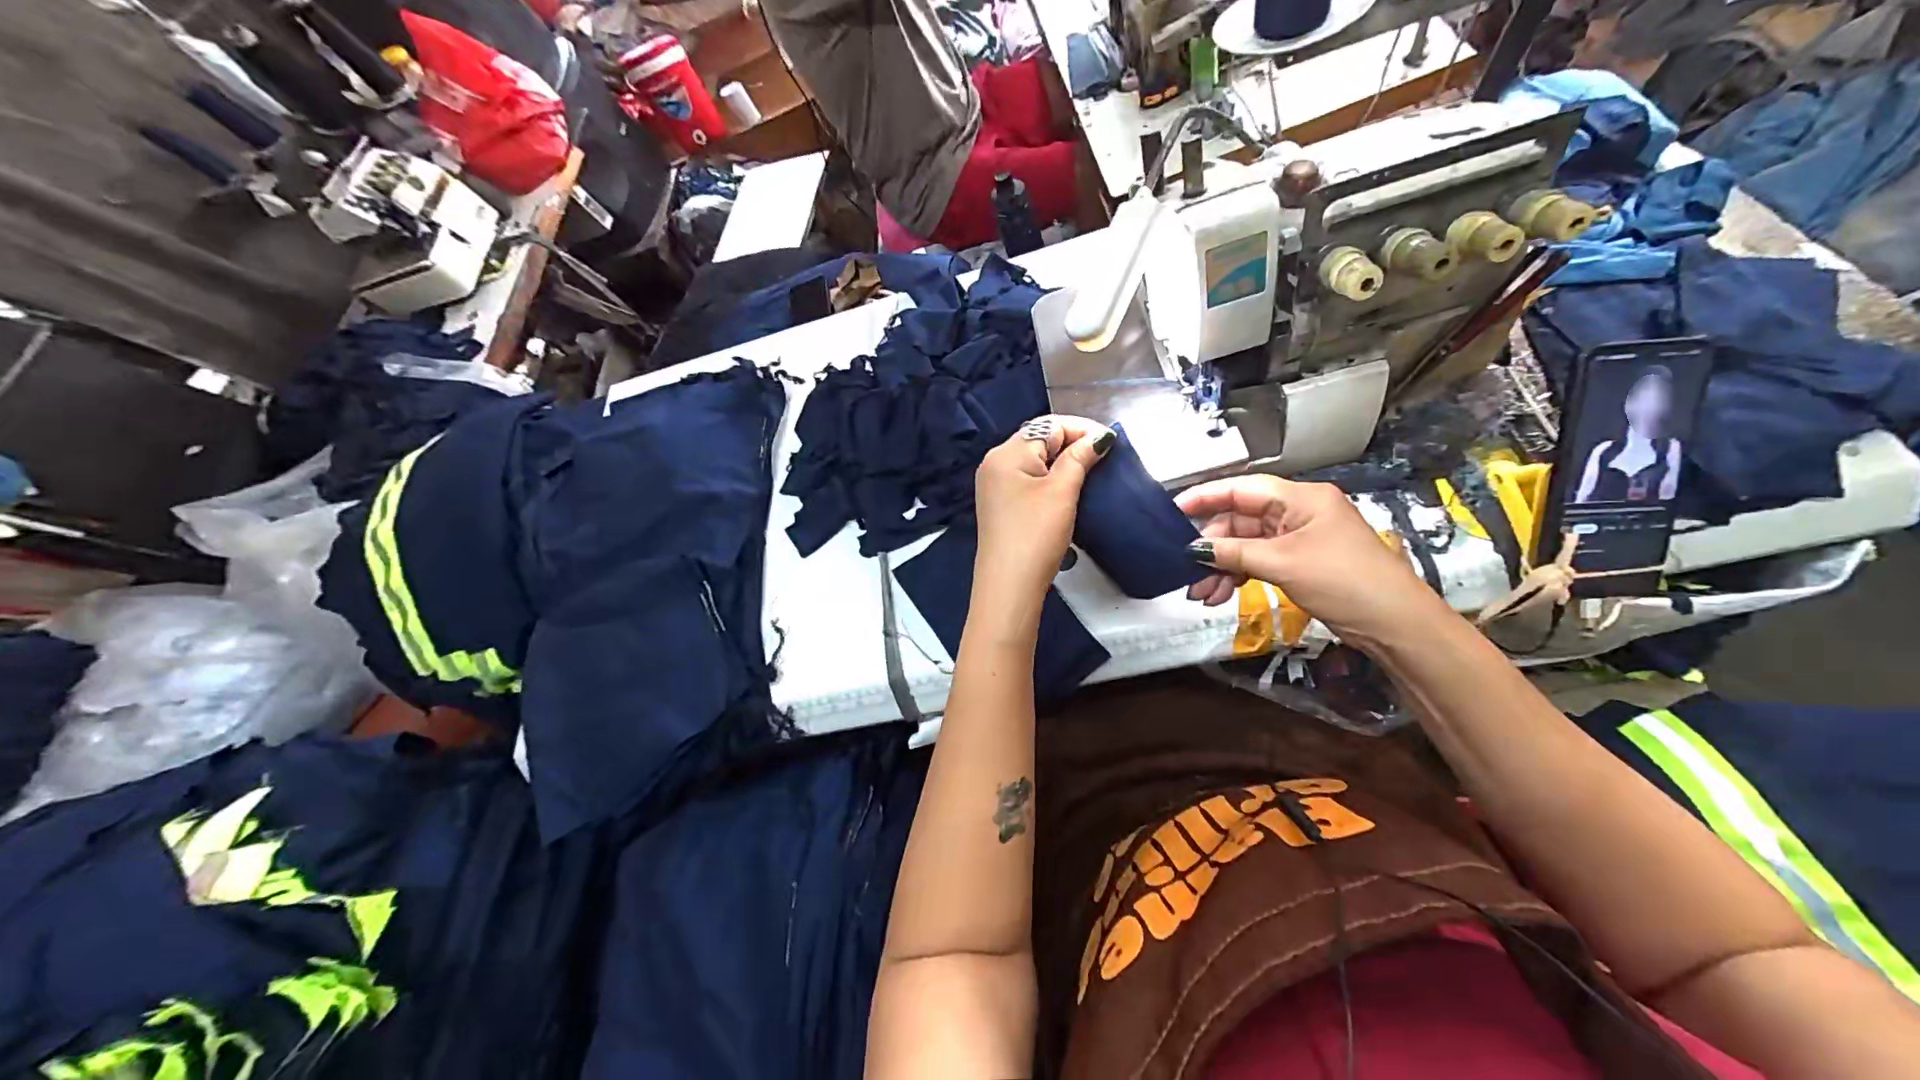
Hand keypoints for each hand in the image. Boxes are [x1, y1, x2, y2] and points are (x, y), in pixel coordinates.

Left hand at [972, 416, 1115, 604]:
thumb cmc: (1036, 535)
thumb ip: (1079, 458)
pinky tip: (1070, 489)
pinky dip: (1052, 478)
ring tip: (1093, 471)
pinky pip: (1030, 479)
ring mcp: (996, 486)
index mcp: (1006, 454)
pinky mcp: (1002, 505)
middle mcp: (995, 464)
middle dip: (1073, 443)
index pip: (1048, 426)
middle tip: (1105, 456)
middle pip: (1040, 439)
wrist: (1009, 585)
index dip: (1082, 429)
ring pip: (1036, 460)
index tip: (1112, 442)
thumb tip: (1098, 437)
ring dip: (1064, 461)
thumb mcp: (1061, 492)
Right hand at [1174, 475, 1448, 650]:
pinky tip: (1220, 594)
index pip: (1241, 489)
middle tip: (1188, 573)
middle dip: (1212, 547)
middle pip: (1240, 520)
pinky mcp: (1300, 562)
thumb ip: (1234, 553)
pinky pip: (1258, 561)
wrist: (1396, 624)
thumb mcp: (1282, 563)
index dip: (1204, 498)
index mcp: (1300, 498)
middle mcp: (1298, 512)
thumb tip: (1193, 550)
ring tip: (1202, 594)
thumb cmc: (1345, 581)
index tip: (1172, 512)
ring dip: (1222, 568)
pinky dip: (1239, 576)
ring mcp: (1299, 538)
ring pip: (1246, 545)